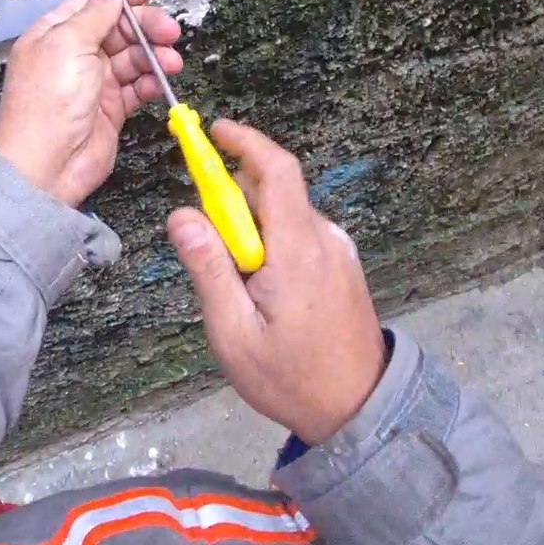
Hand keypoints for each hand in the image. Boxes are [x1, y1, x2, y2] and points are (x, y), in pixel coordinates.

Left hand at [0, 0, 182, 208]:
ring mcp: (94, 82)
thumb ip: (93, 15)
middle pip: (118, 28)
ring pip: (133, 57)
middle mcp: (75, 54)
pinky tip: (162, 81)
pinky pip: (137, 87)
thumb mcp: (68, 45)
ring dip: (154, 54)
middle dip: (145, 25)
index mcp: (56, 33)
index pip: (93, 2)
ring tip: (171, 59)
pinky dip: (152, 82)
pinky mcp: (110, 108)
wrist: (45, 166)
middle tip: (168, 30)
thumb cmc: (47, 103)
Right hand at [166, 121, 385, 445]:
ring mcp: (337, 251)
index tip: (213, 131)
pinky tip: (260, 287)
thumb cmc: (292, 378)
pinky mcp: (341, 264)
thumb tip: (181, 215)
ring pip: (283, 214)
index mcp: (298, 249)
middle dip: (232, 199)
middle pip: (273, 192)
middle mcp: (324, 238)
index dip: (245, 142)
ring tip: (235, 283)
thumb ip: (209, 269)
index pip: (277, 171)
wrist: (362, 413)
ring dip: (250, 226)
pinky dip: (269, 240)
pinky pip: (297, 233)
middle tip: (204, 239)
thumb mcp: (233, 332)